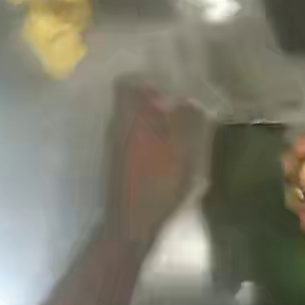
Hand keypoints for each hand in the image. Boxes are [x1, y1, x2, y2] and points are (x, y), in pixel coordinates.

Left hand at [105, 81, 203, 242]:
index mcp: (130, 115)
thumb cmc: (158, 180)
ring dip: (151, 121)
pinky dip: (148, 139)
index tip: (167, 85)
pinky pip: (132, 138)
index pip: (126, 83)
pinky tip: (167, 152)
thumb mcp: (181, 147)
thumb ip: (186, 117)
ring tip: (177, 129)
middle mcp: (117, 125)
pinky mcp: (118, 163)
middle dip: (152, 100)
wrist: (131, 225)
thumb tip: (189, 98)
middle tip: (178, 106)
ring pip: (132, 120)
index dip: (146, 80)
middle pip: (129, 101)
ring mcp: (115, 145)